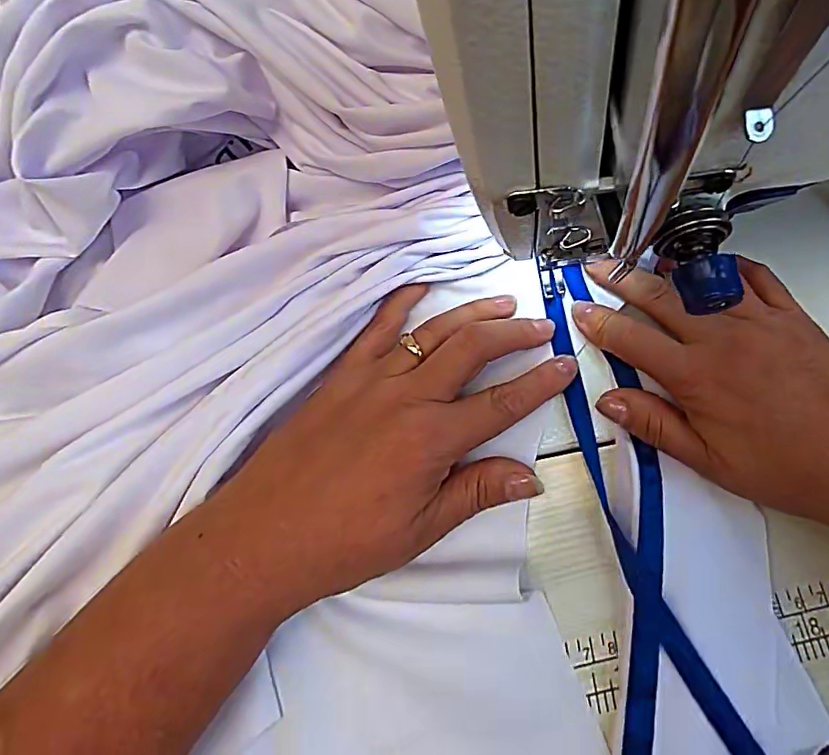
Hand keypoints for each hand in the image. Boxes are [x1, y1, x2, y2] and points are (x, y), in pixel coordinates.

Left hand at [189, 284, 574, 615]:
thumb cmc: (344, 541)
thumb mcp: (419, 528)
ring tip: (502, 304)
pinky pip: (375, 328)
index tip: (565, 365)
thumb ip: (475, 492)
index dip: (540, 382)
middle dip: (514, 334)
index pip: (501, 402)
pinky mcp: (342, 374)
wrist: (263, 534)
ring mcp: (371, 379)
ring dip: (472, 313)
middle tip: (542, 326)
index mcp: (431, 439)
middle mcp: (407, 397)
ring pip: (433, 332)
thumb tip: (529, 478)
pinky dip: (399, 302)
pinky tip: (419, 286)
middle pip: (473, 350)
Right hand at [573, 258, 828, 536]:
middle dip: (621, 278)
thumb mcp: (712, 461)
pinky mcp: (791, 317)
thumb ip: (656, 425)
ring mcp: (758, 322)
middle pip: (658, 296)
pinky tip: (719, 268)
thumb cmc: (798, 468)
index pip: (631, 338)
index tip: (582, 311)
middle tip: (601, 267)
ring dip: (669, 267)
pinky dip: (731, 266)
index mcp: (698, 377)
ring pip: (700, 280)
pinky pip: (755, 277)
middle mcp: (724, 340)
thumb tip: (615, 403)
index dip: (599, 322)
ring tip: (649, 262)